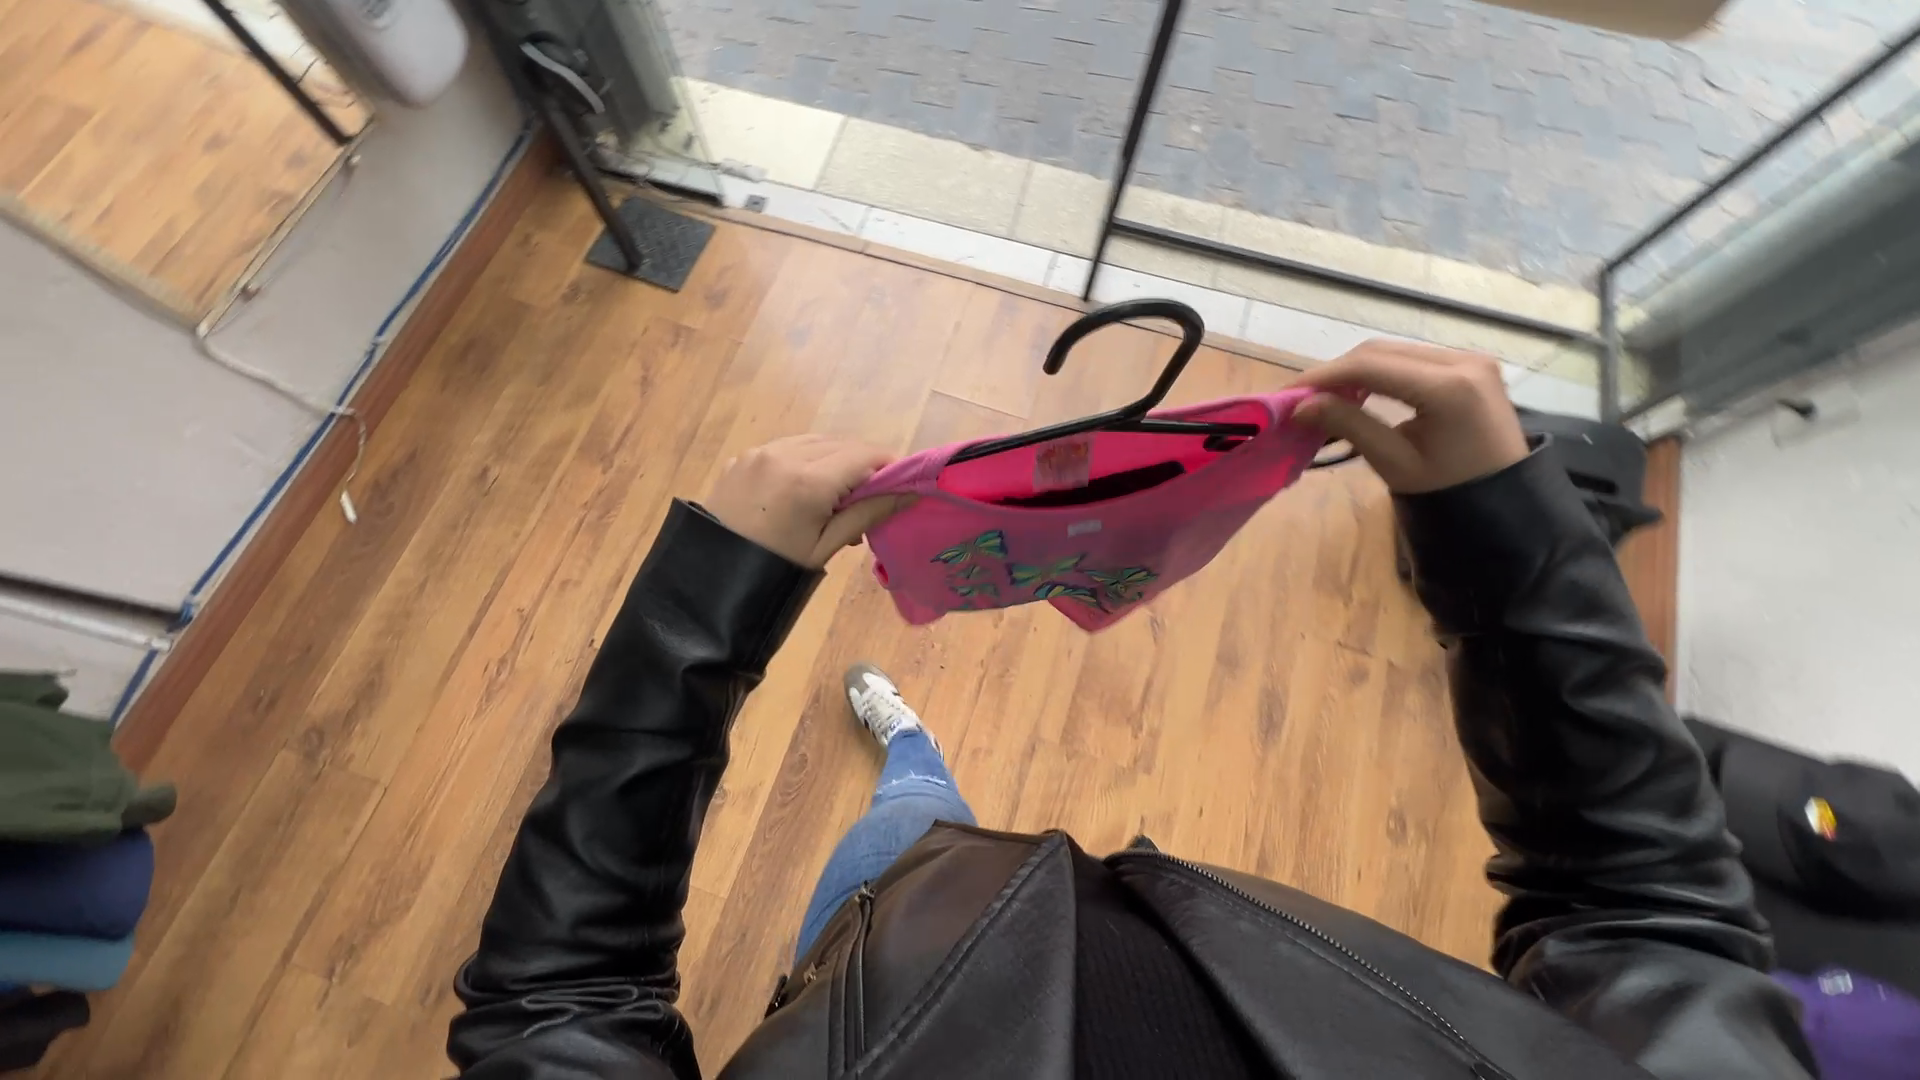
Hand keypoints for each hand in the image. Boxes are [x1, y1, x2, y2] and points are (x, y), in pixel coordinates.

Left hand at [705, 435, 908, 568]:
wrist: (711, 580)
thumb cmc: (776, 569)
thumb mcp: (826, 546)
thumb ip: (869, 513)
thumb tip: (911, 493)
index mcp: (808, 480)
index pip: (865, 454)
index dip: (889, 466)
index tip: (900, 486)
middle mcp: (784, 454)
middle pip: (841, 444)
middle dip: (862, 464)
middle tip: (870, 498)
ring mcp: (759, 453)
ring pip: (814, 442)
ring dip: (834, 459)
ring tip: (836, 496)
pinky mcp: (742, 458)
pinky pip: (786, 448)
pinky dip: (804, 460)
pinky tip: (803, 491)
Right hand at [1292, 340, 1529, 493]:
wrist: (1504, 500)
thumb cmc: (1448, 490)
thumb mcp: (1393, 462)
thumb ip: (1348, 425)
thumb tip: (1301, 406)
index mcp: (1448, 388)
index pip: (1370, 366)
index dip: (1322, 376)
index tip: (1287, 394)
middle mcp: (1462, 361)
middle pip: (1380, 351)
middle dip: (1334, 372)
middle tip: (1300, 397)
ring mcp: (1468, 358)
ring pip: (1392, 351)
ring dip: (1353, 370)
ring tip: (1322, 397)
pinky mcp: (1468, 364)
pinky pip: (1410, 358)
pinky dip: (1376, 372)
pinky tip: (1356, 392)